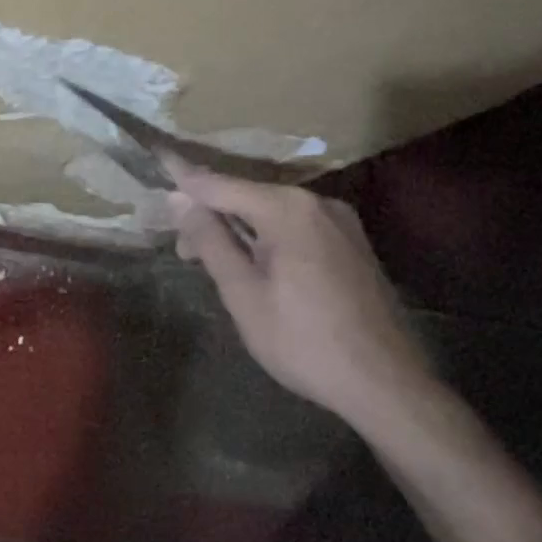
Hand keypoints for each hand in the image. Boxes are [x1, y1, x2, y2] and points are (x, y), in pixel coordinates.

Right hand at [162, 159, 429, 420]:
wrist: (388, 385)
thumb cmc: (304, 342)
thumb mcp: (243, 295)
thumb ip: (210, 240)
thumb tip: (179, 199)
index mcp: (286, 209)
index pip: (218, 183)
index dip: (182, 176)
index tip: (153, 156)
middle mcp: (316, 202)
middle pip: (246, 196)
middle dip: (210, 215)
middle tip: (183, 251)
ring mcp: (340, 221)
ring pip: (271, 212)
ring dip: (238, 229)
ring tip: (214, 263)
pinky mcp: (352, 242)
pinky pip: (296, 226)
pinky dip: (267, 237)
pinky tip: (256, 265)